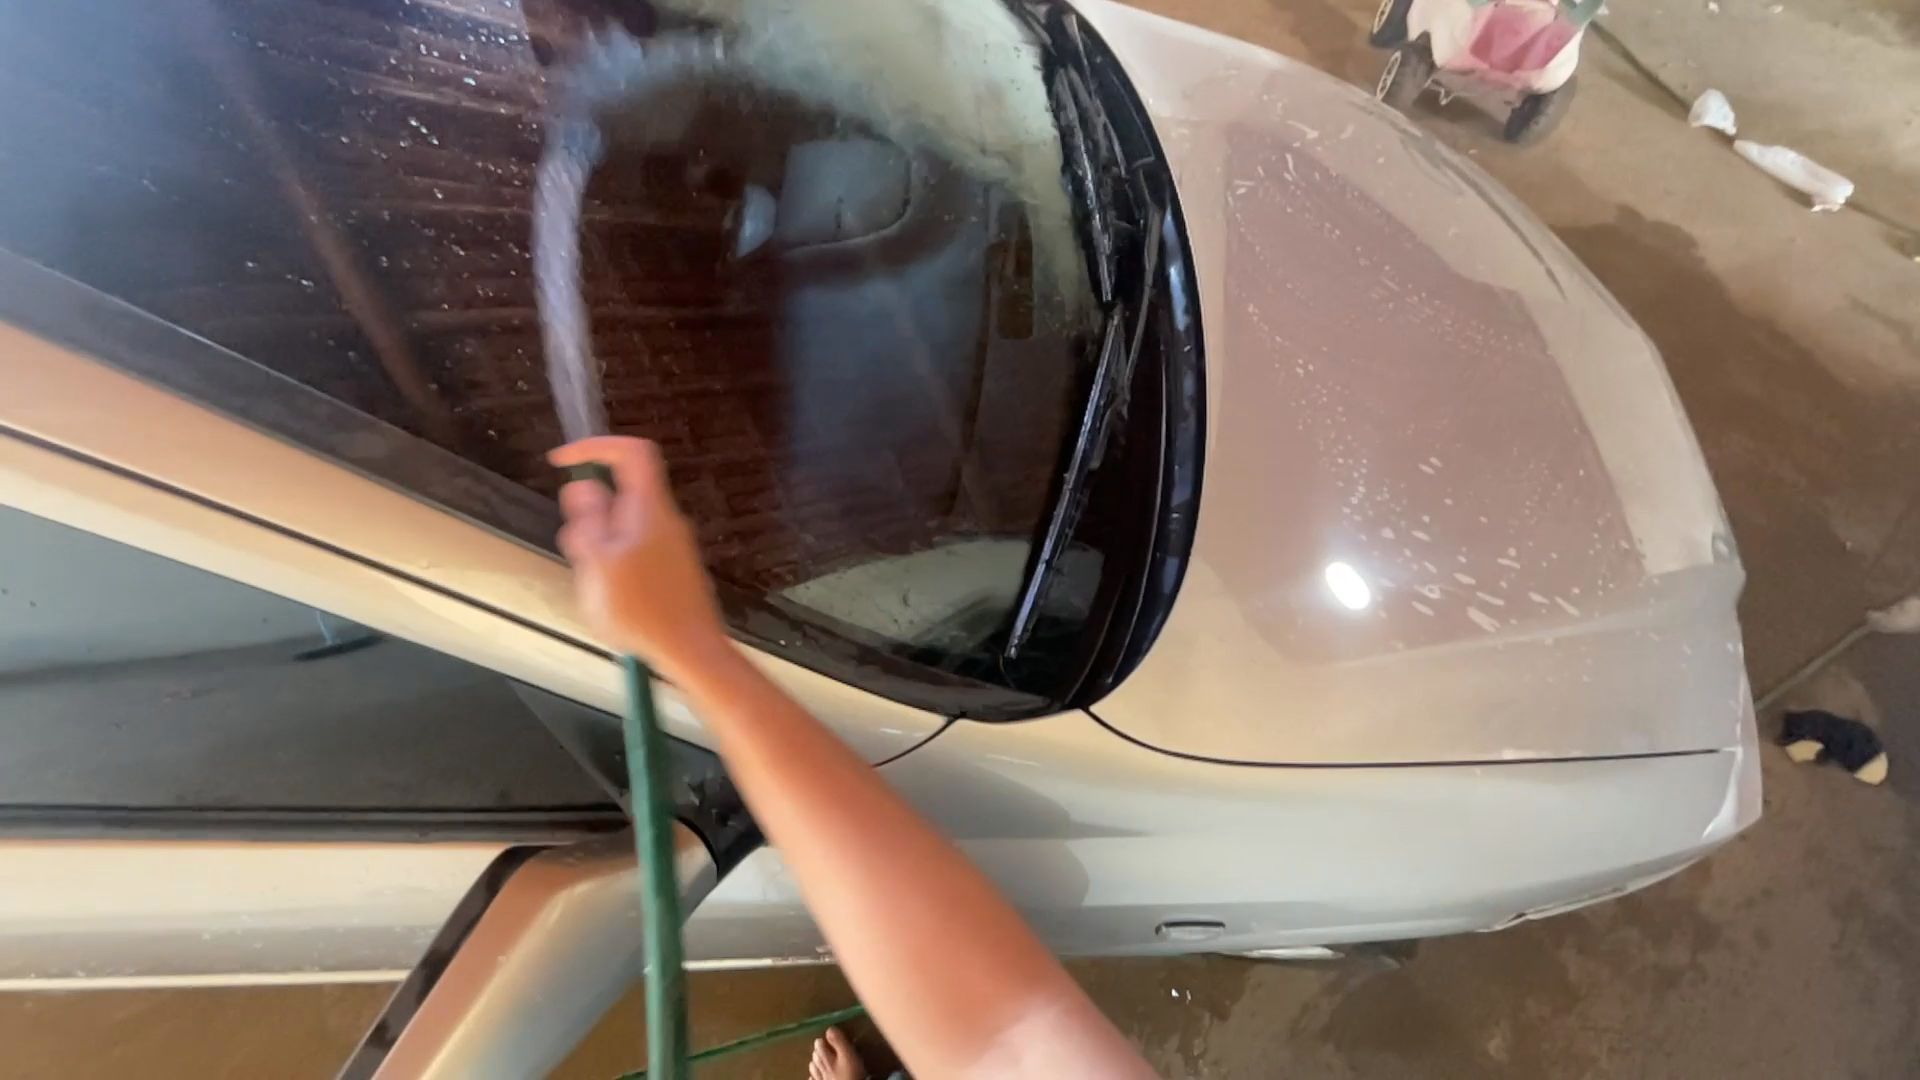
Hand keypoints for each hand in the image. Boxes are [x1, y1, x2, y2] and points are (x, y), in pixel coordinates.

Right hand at [548, 436, 729, 679]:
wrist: (690, 649)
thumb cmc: (640, 609)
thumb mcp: (598, 562)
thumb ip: (589, 520)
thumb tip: (584, 486)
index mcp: (650, 509)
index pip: (632, 452)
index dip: (596, 446)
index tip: (561, 463)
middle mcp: (667, 519)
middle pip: (623, 493)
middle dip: (590, 513)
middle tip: (581, 552)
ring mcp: (674, 544)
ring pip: (625, 526)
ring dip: (600, 544)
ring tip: (598, 585)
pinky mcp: (675, 568)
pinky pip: (636, 550)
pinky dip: (615, 562)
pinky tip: (614, 598)